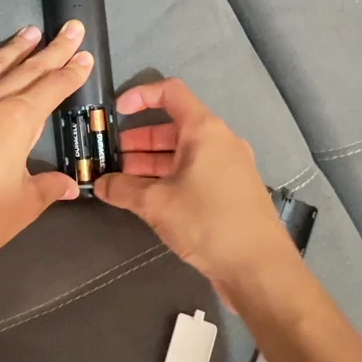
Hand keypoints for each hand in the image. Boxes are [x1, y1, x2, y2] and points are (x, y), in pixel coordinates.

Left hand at [0, 22, 94, 274]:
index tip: (84, 56)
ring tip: (30, 31)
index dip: (71, 72)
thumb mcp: (25, 203)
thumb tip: (69, 184)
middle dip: (52, 50)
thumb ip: (49, 186)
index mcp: (17, 120)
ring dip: (13, 49)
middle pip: (27, 70)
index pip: (52, 88)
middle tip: (70, 29)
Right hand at [93, 78, 295, 289]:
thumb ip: (123, 188)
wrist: (260, 269)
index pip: (170, 92)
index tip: (116, 112)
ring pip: (181, 152)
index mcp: (205, 131)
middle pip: (172, 126)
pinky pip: (193, 172)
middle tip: (110, 157)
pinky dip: (168, 177)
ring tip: (121, 180)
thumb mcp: (156, 203)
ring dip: (150, 162)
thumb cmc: (208, 222)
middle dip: (138, 139)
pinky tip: (146, 198)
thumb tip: (100, 184)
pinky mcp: (230, 191)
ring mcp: (228, 167)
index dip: (140, 95)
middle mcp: (219, 142)